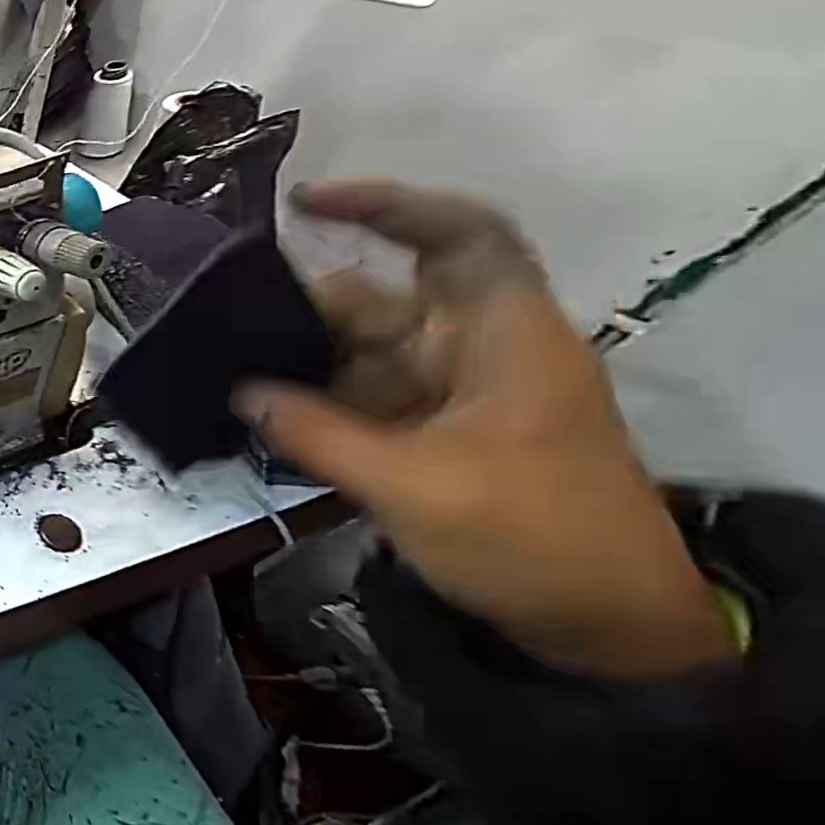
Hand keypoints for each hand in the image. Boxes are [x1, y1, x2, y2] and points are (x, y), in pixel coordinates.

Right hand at [240, 180, 734, 680]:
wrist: (598, 622)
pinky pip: (358, 392)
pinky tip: (264, 408)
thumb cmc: (531, 538)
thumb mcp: (413, 486)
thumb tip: (241, 393)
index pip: (456, 236)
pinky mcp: (427, 425)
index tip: (306, 202)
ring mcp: (446, 389)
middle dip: (305, 307)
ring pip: (360, 349)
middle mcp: (470, 347)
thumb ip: (317, 434)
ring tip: (228, 365)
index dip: (386, 206)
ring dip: (300, 358)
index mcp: (500, 336)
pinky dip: (313, 396)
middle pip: (380, 298)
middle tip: (226, 322)